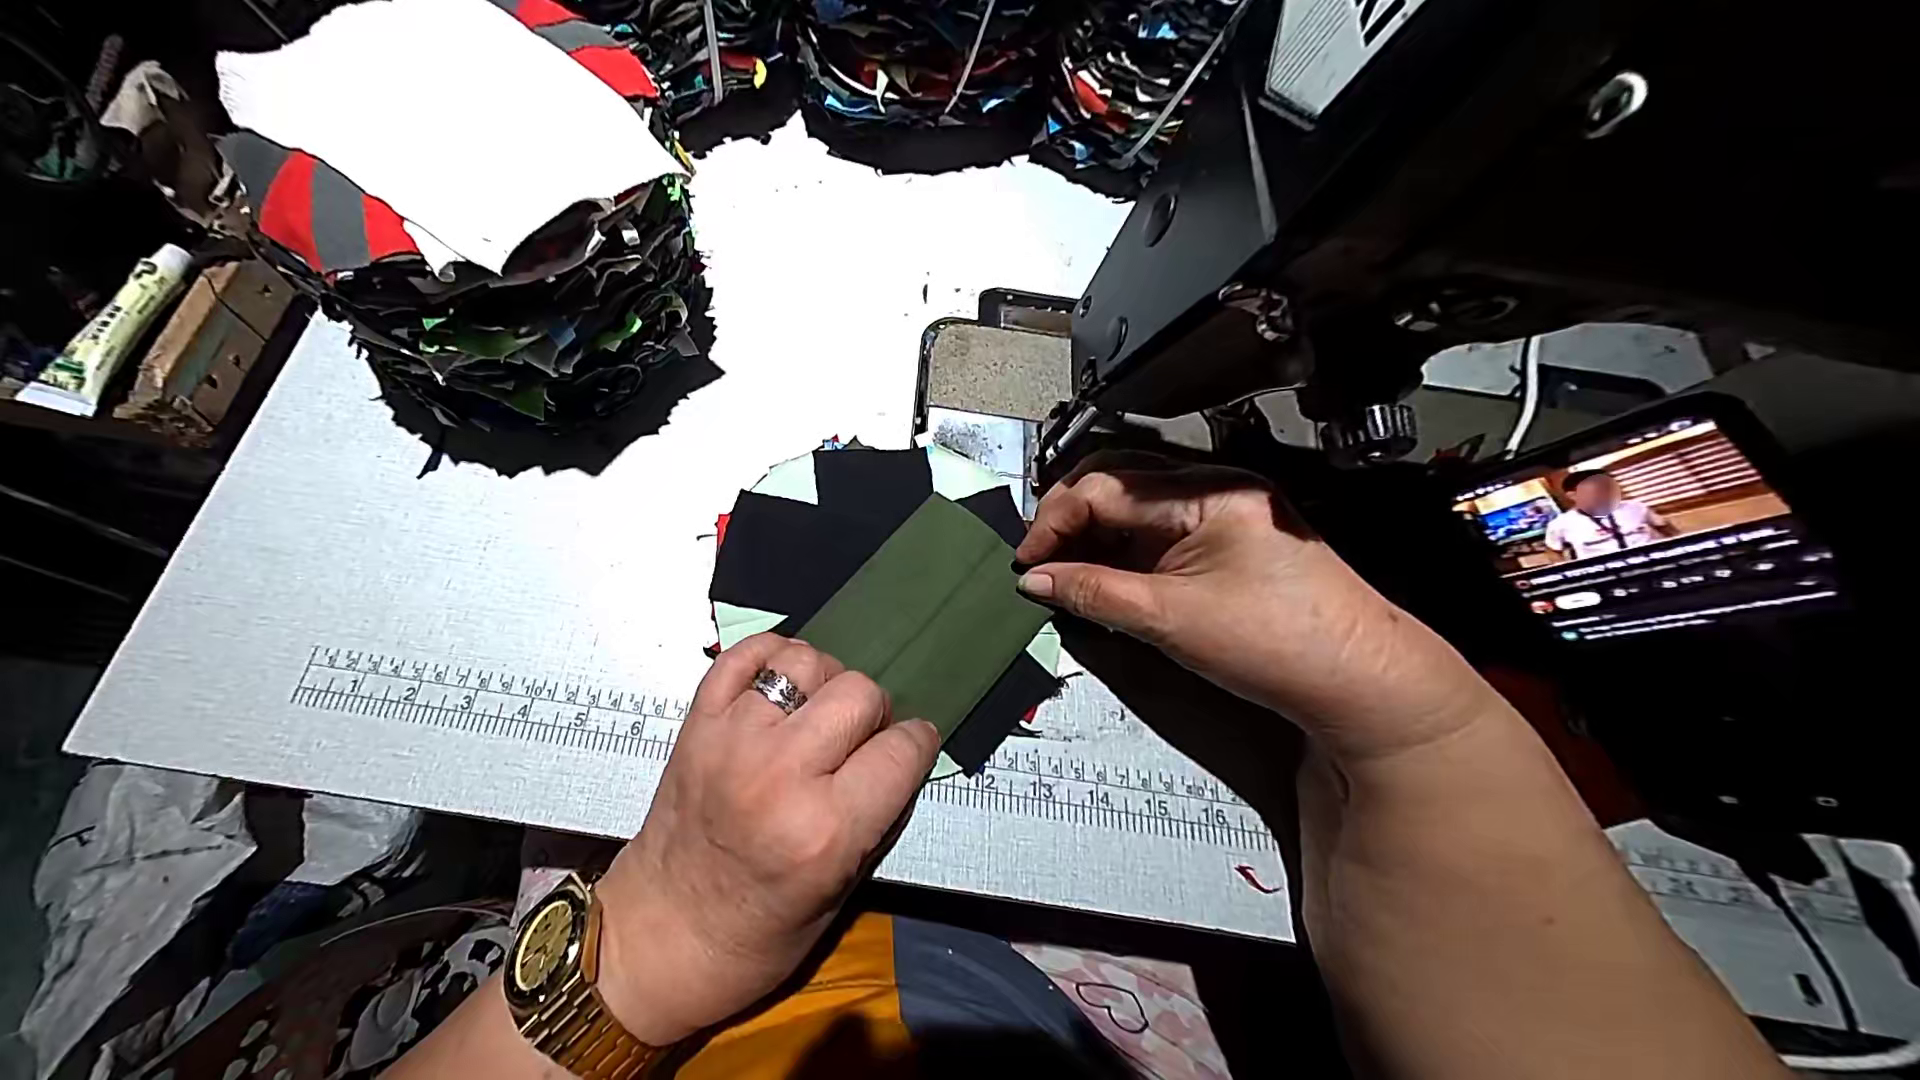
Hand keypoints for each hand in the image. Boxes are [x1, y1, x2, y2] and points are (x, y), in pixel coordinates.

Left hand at [590, 634, 940, 1044]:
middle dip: (875, 713)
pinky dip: (772, 657)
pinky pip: (747, 654)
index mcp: (824, 830)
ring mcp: (733, 740)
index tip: (909, 749)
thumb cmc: (761, 931)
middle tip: (859, 738)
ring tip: (817, 713)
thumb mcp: (844, 888)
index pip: (903, 750)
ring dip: (826, 682)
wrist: (660, 935)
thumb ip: (880, 810)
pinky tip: (780, 687)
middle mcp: (780, 774)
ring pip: (807, 662)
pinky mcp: (698, 722)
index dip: (916, 744)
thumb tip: (902, 745)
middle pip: (860, 692)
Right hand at [1015, 452, 1498, 763]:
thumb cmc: (1285, 642)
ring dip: (1090, 537)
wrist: (1359, 684)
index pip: (1105, 487)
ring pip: (1130, 510)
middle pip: (1115, 486)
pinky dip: (1117, 553)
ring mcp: (1216, 514)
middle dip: (1068, 519)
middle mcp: (1211, 488)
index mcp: (1208, 489)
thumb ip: (1095, 592)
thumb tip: (1037, 579)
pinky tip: (1097, 575)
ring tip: (1060, 572)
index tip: (1028, 558)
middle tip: (1038, 559)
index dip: (1056, 520)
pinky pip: (1151, 533)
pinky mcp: (1217, 542)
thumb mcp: (1171, 617)